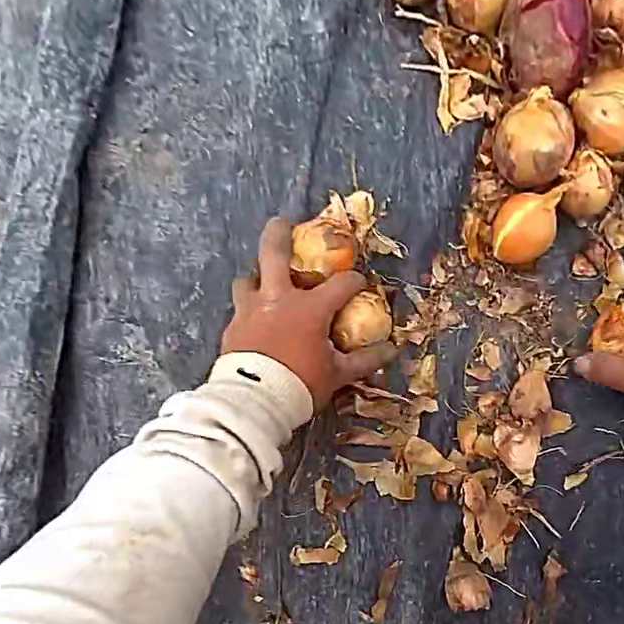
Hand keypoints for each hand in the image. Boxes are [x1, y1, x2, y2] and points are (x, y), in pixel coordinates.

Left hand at [222, 218, 397, 409]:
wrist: (255, 401)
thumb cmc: (301, 383)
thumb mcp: (338, 374)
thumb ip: (364, 361)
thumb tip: (391, 351)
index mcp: (309, 308)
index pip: (341, 284)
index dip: (355, 281)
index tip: (360, 283)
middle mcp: (278, 299)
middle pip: (274, 253)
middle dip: (279, 233)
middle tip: (282, 222)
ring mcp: (250, 311)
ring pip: (248, 279)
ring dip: (256, 278)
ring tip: (262, 282)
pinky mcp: (232, 328)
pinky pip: (240, 311)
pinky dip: (249, 311)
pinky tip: (254, 322)